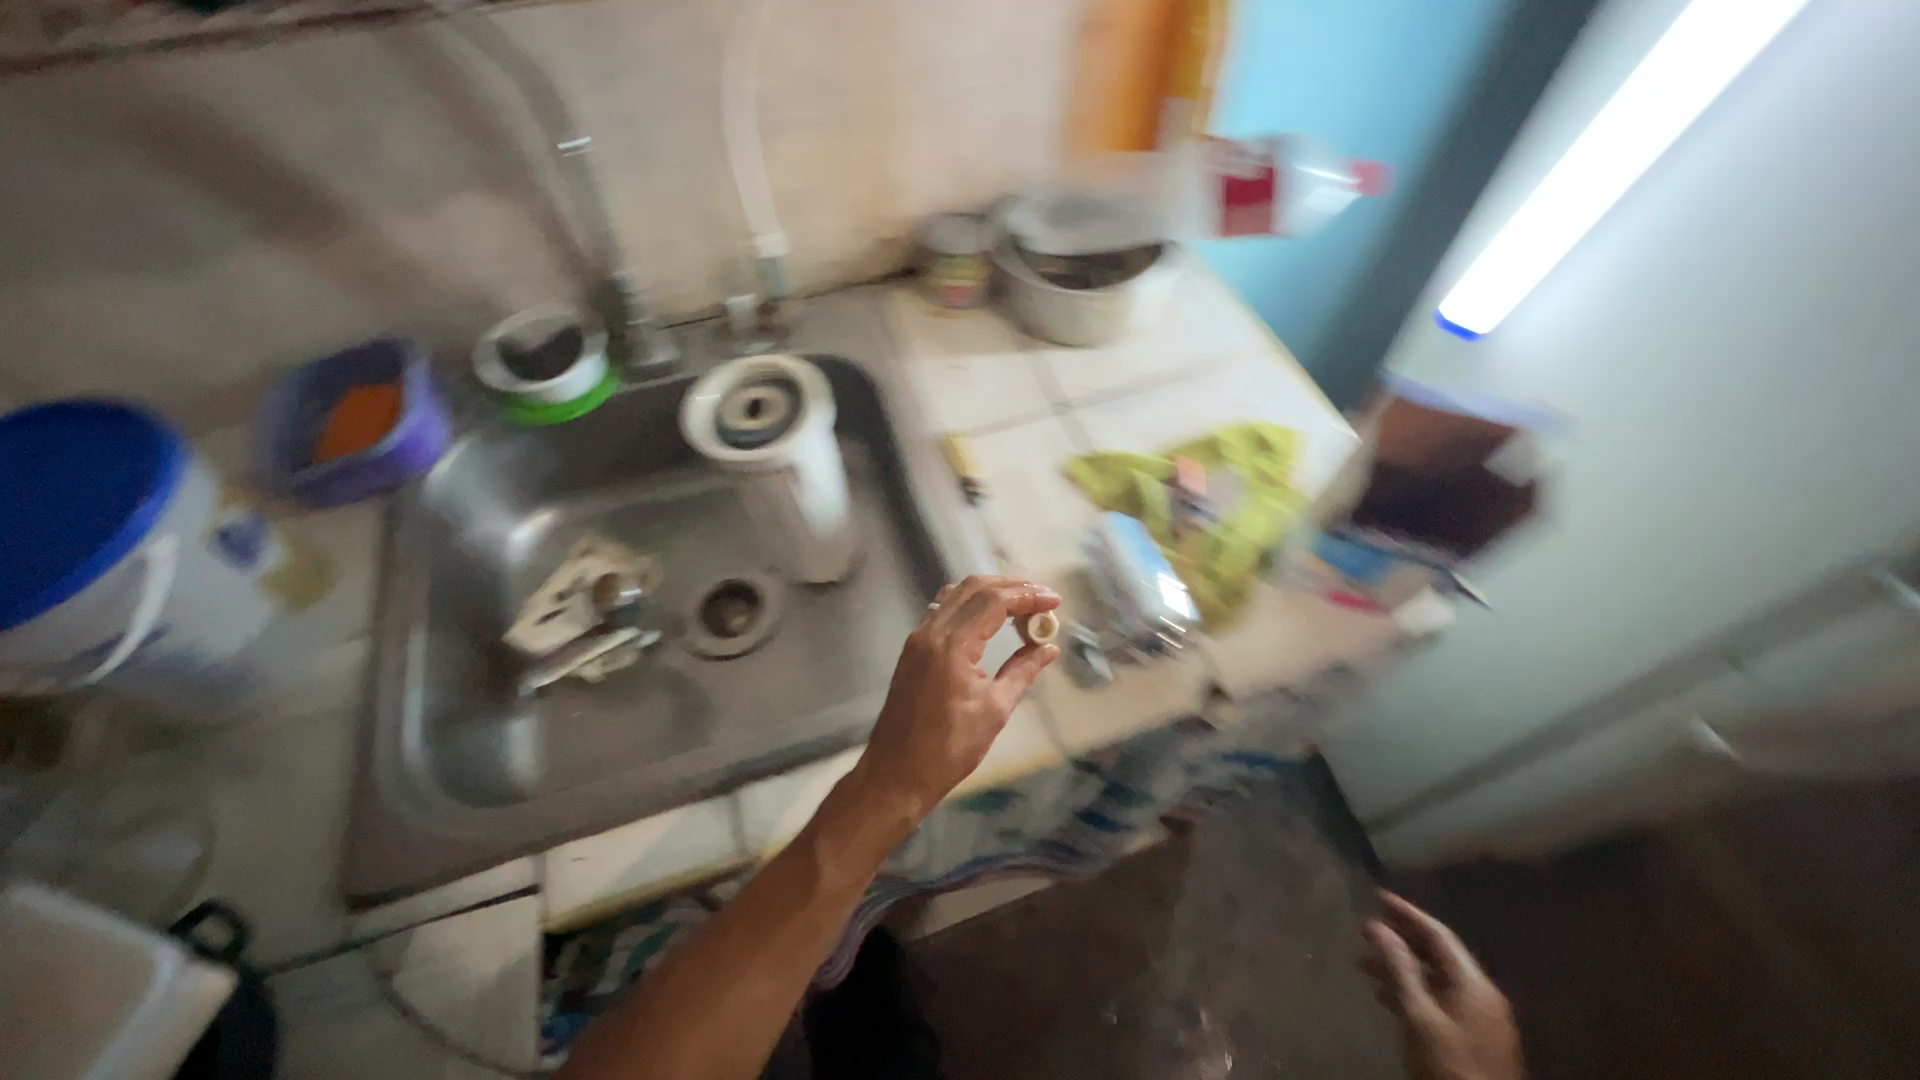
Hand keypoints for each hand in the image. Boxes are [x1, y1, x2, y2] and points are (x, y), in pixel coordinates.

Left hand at [851, 575, 1060, 817]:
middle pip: (973, 588)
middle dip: (1011, 587)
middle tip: (1042, 598)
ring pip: (955, 594)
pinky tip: (989, 618)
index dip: (1027, 596)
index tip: (1055, 602)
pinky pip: (942, 610)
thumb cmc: (950, 748)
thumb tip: (1048, 648)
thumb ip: (1023, 671)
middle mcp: (931, 631)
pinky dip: (969, 604)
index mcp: (952, 645)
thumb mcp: (995, 710)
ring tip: (1021, 603)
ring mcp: (918, 638)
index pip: (994, 602)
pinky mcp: (913, 648)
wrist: (897, 773)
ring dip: (989, 592)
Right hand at [1361, 891, 1522, 1079]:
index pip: (1438, 935)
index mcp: (1473, 983)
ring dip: (1401, 967)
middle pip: (1437, 955)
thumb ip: (1399, 968)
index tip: (1377, 895)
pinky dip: (1412, 989)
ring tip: (1364, 964)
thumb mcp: (1418, 1015)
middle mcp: (1481, 993)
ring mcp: (1480, 1016)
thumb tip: (1377, 926)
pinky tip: (1387, 996)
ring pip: (1436, 978)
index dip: (1407, 913)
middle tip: (1363, 930)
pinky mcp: (1474, 1036)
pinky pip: (1439, 998)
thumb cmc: (1449, 1063)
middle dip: (1400, 940)